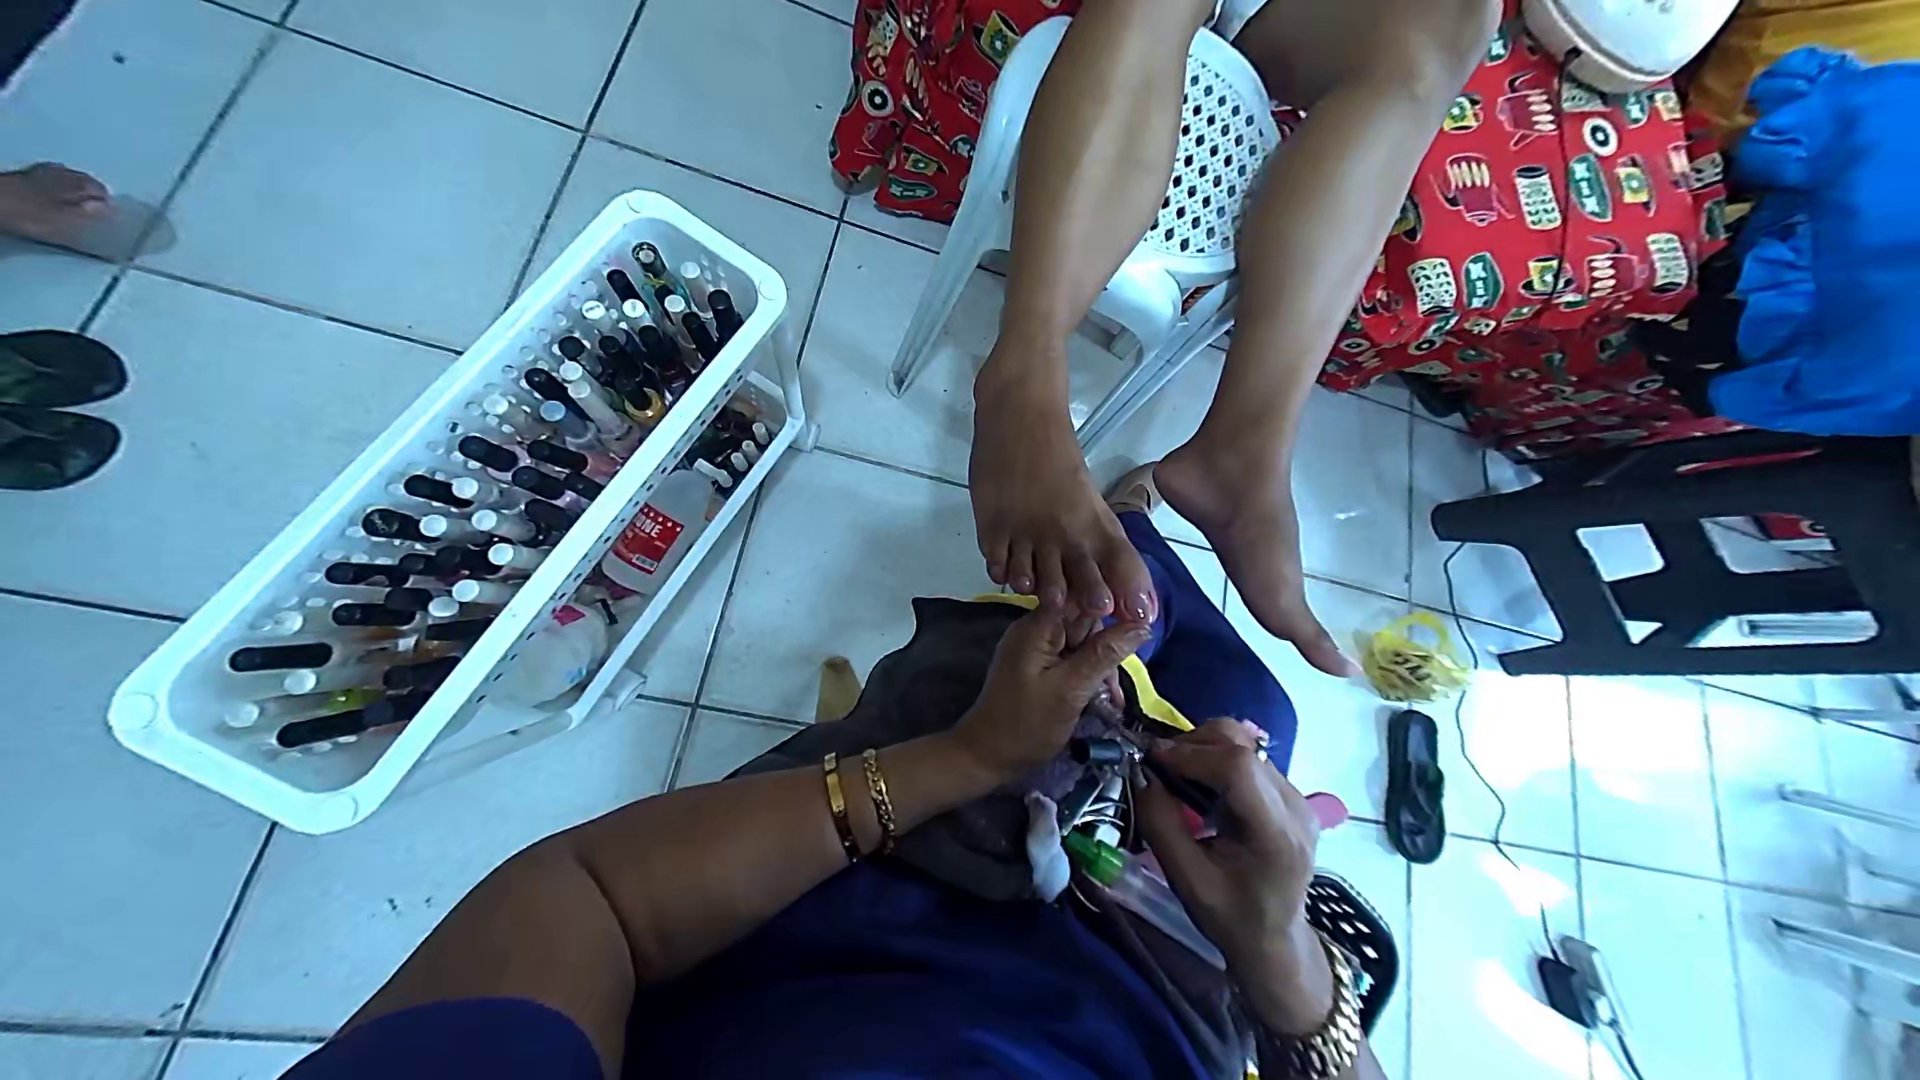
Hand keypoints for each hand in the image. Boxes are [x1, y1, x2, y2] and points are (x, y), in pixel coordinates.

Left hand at [947, 609, 1150, 783]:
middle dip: (1108, 646)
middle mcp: (1035, 628)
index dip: (1114, 607)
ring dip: (1101, 666)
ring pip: (1082, 642)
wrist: (987, 756)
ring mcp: (1036, 647)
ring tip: (1111, 698)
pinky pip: (1071, 658)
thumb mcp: (1071, 689)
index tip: (1140, 627)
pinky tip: (1102, 698)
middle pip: (1085, 619)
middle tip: (1118, 681)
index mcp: (1038, 625)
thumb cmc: (1026, 725)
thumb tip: (1142, 626)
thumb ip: (1104, 655)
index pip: (1082, 596)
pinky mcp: (1038, 666)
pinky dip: (1088, 675)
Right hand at [1133, 718, 1332, 1033]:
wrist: (1274, 941)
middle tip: (1160, 766)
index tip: (1153, 761)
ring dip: (1201, 746)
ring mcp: (1296, 796)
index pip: (1238, 767)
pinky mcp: (1288, 792)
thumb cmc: (1229, 918)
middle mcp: (1294, 806)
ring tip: (1177, 772)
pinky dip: (1214, 755)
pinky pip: (1247, 754)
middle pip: (1241, 744)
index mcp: (1276, 834)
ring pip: (1243, 741)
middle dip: (1192, 744)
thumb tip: (1140, 773)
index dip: (1190, 754)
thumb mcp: (1186, 878)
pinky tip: (1198, 781)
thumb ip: (1160, 823)